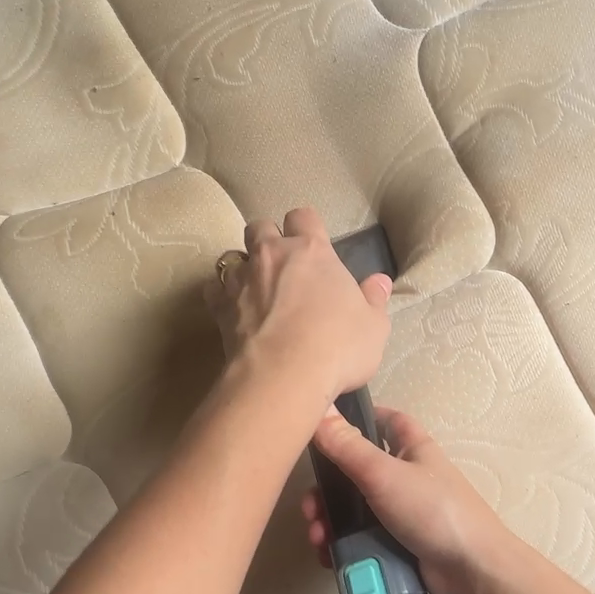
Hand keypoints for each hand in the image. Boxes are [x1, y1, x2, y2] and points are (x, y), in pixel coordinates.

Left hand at [205, 206, 392, 402]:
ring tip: (257, 288)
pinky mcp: (219, 308)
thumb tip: (380, 281)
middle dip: (269, 238)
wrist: (285, 376)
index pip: (304, 217)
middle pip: (260, 227)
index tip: (315, 244)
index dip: (309, 227)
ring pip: (232, 256)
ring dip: (244, 267)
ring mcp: (241, 280)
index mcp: (313, 252)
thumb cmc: (339, 345)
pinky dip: (222, 295)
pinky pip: (214, 290)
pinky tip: (235, 310)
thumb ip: (374, 300)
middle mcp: (272, 255)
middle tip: (284, 263)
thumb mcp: (374, 326)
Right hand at [303, 407, 522, 593]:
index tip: (326, 425)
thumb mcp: (384, 474)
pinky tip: (329, 556)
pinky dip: (345, 545)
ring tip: (318, 538)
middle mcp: (409, 477)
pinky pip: (364, 539)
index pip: (388, 421)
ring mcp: (405, 513)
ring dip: (331, 522)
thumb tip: (318, 405)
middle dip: (329, 490)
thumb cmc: (432, 510)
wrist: (470, 568)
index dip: (361, 417)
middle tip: (309, 508)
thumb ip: (348, 446)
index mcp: (414, 449)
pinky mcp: (400, 544)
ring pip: (357, 510)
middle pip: (359, 473)